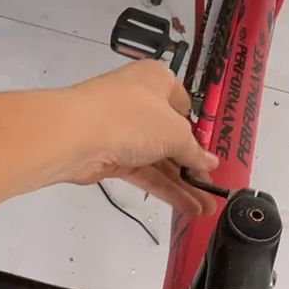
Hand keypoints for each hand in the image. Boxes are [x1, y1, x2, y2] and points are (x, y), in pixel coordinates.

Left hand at [56, 61, 218, 216]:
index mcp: (157, 80)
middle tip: (214, 189)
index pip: (184, 104)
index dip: (198, 129)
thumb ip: (194, 151)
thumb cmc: (133, 118)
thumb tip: (210, 163)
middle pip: (173, 136)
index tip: (211, 152)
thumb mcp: (175, 133)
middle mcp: (141, 101)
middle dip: (194, 165)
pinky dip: (165, 188)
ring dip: (183, 184)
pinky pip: (145, 172)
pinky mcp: (112, 156)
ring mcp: (124, 130)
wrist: (73, 134)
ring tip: (207, 208)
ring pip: (160, 159)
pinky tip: (188, 207)